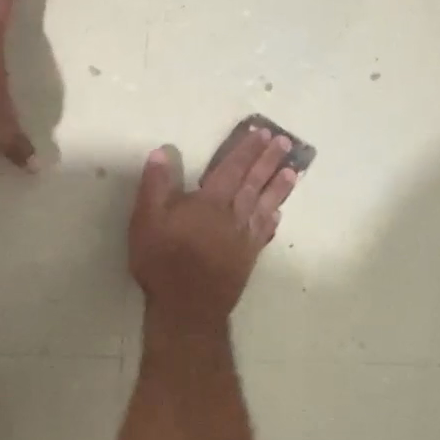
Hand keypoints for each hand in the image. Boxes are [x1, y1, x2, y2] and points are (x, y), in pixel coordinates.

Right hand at [128, 128, 299, 324]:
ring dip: (279, 187)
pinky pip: (264, 232)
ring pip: (265, 205)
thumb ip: (156, 185)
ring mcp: (243, 237)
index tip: (261, 133)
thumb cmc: (163, 261)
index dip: (246, 150)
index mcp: (209, 201)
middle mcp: (233, 214)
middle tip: (285, 143)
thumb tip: (163, 152)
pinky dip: (272, 220)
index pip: (231, 168)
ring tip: (293, 172)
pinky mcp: (247, 257)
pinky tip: (278, 214)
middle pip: (254, 182)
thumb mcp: (146, 220)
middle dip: (268, 161)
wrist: (188, 306)